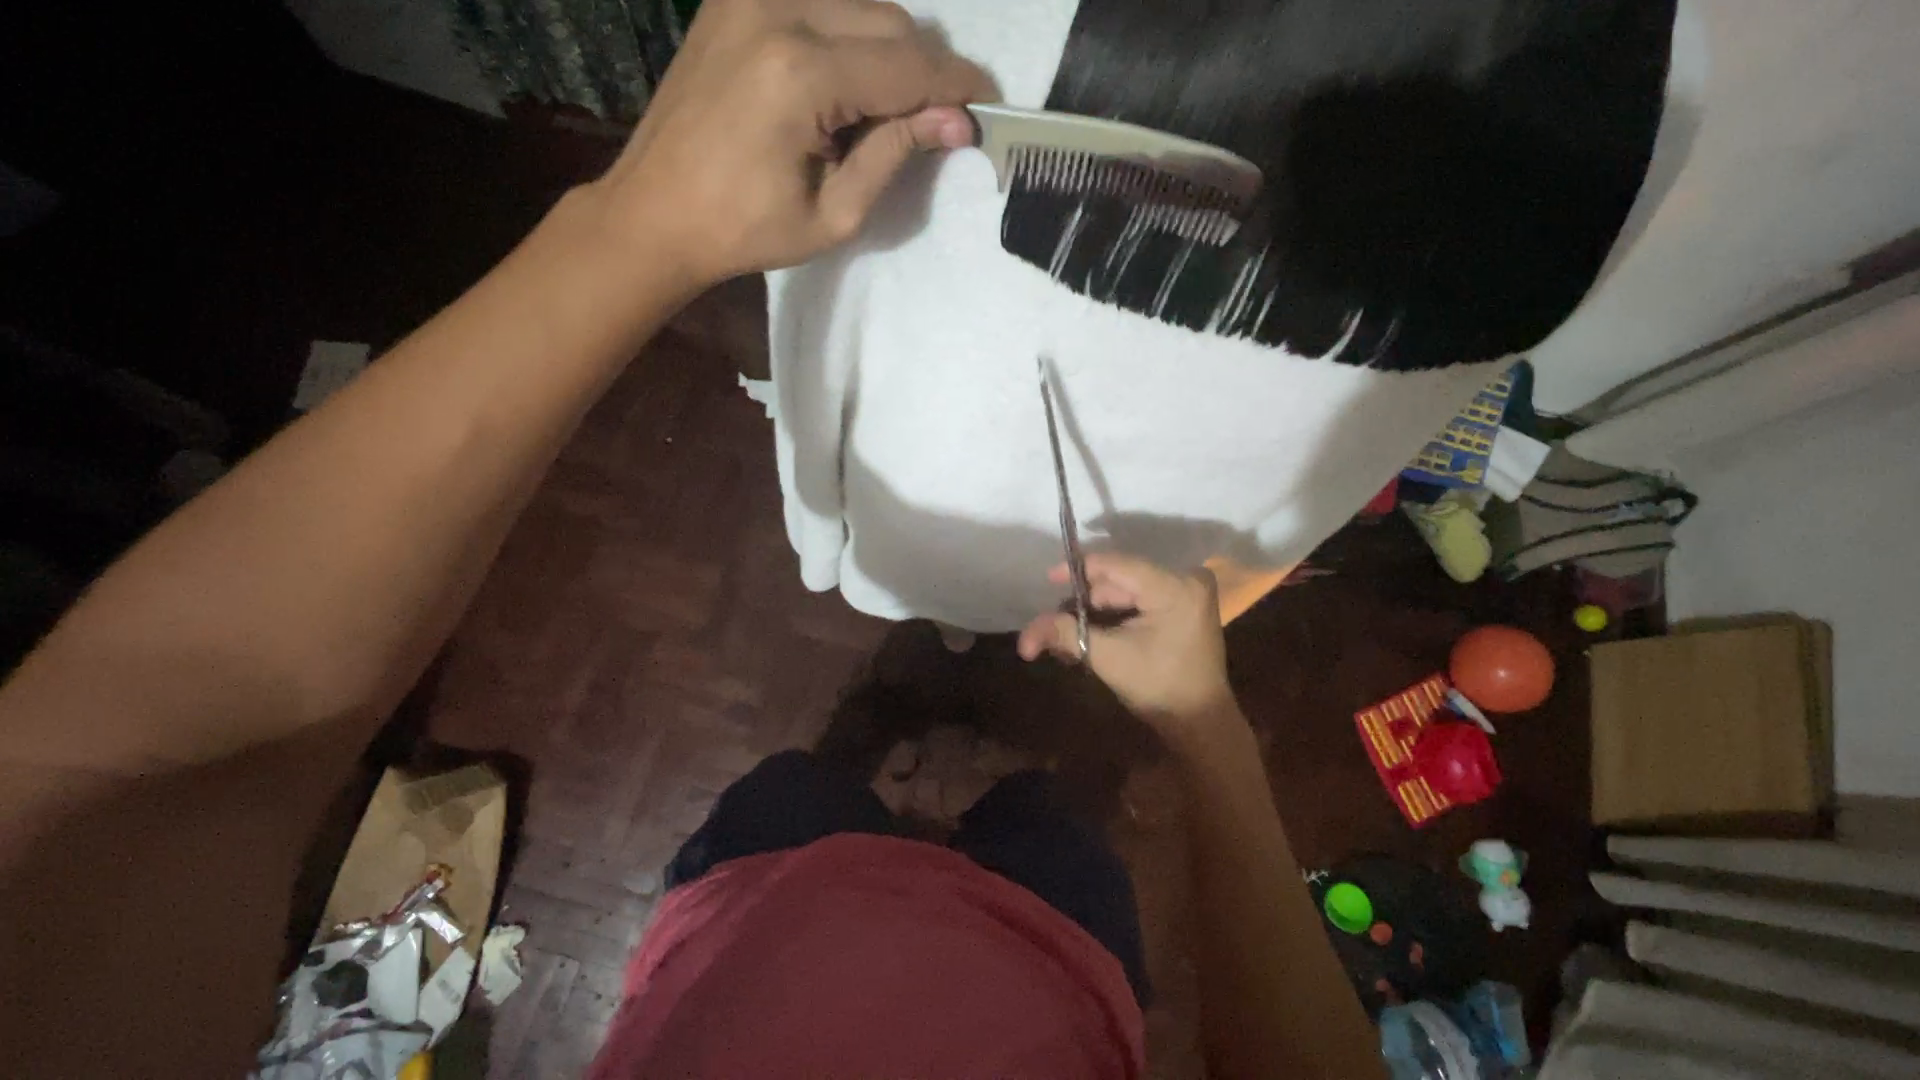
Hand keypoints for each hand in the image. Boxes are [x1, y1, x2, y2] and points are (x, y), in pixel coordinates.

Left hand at [592, 0, 991, 285]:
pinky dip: (846, 34)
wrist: (654, 212)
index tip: (988, 104)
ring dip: (888, 50)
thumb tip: (957, 121)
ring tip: (880, 110)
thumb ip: (895, 154)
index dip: (956, 86)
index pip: (907, 66)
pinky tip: (842, 83)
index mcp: (800, 74)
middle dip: (924, 70)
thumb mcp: (833, 214)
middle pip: (890, 21)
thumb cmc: (743, 231)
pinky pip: (818, 2)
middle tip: (933, 121)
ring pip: (859, 4)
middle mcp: (777, 12)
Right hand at [1018, 554, 1240, 738]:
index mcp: (1174, 586)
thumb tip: (1024, 638)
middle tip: (1056, 619)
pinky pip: (1142, 598)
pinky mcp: (1186, 604)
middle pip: (1120, 578)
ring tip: (1070, 631)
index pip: (1115, 565)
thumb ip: (1066, 635)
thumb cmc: (1159, 688)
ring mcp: (1189, 591)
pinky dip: (1117, 613)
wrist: (1199, 722)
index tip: (1048, 579)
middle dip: (1086, 599)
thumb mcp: (1108, 658)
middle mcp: (1186, 579)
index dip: (1078, 570)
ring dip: (1099, 608)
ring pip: (1128, 589)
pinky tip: (1095, 630)